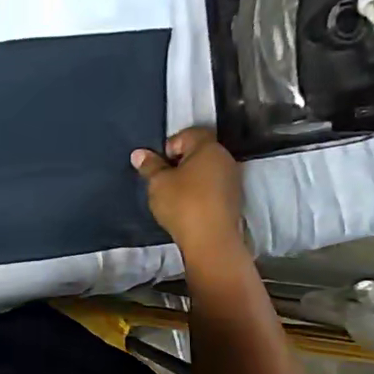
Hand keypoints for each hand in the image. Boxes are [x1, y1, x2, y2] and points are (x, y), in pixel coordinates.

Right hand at [130, 127, 244, 255]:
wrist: (210, 239)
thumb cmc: (183, 203)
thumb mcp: (158, 183)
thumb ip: (150, 166)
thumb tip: (139, 153)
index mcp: (208, 148)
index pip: (187, 134)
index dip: (169, 146)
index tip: (158, 166)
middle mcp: (225, 158)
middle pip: (198, 151)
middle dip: (179, 162)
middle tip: (162, 180)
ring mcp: (232, 178)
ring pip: (206, 170)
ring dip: (190, 178)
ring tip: (173, 195)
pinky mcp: (233, 198)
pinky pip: (212, 186)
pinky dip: (199, 191)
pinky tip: (187, 206)